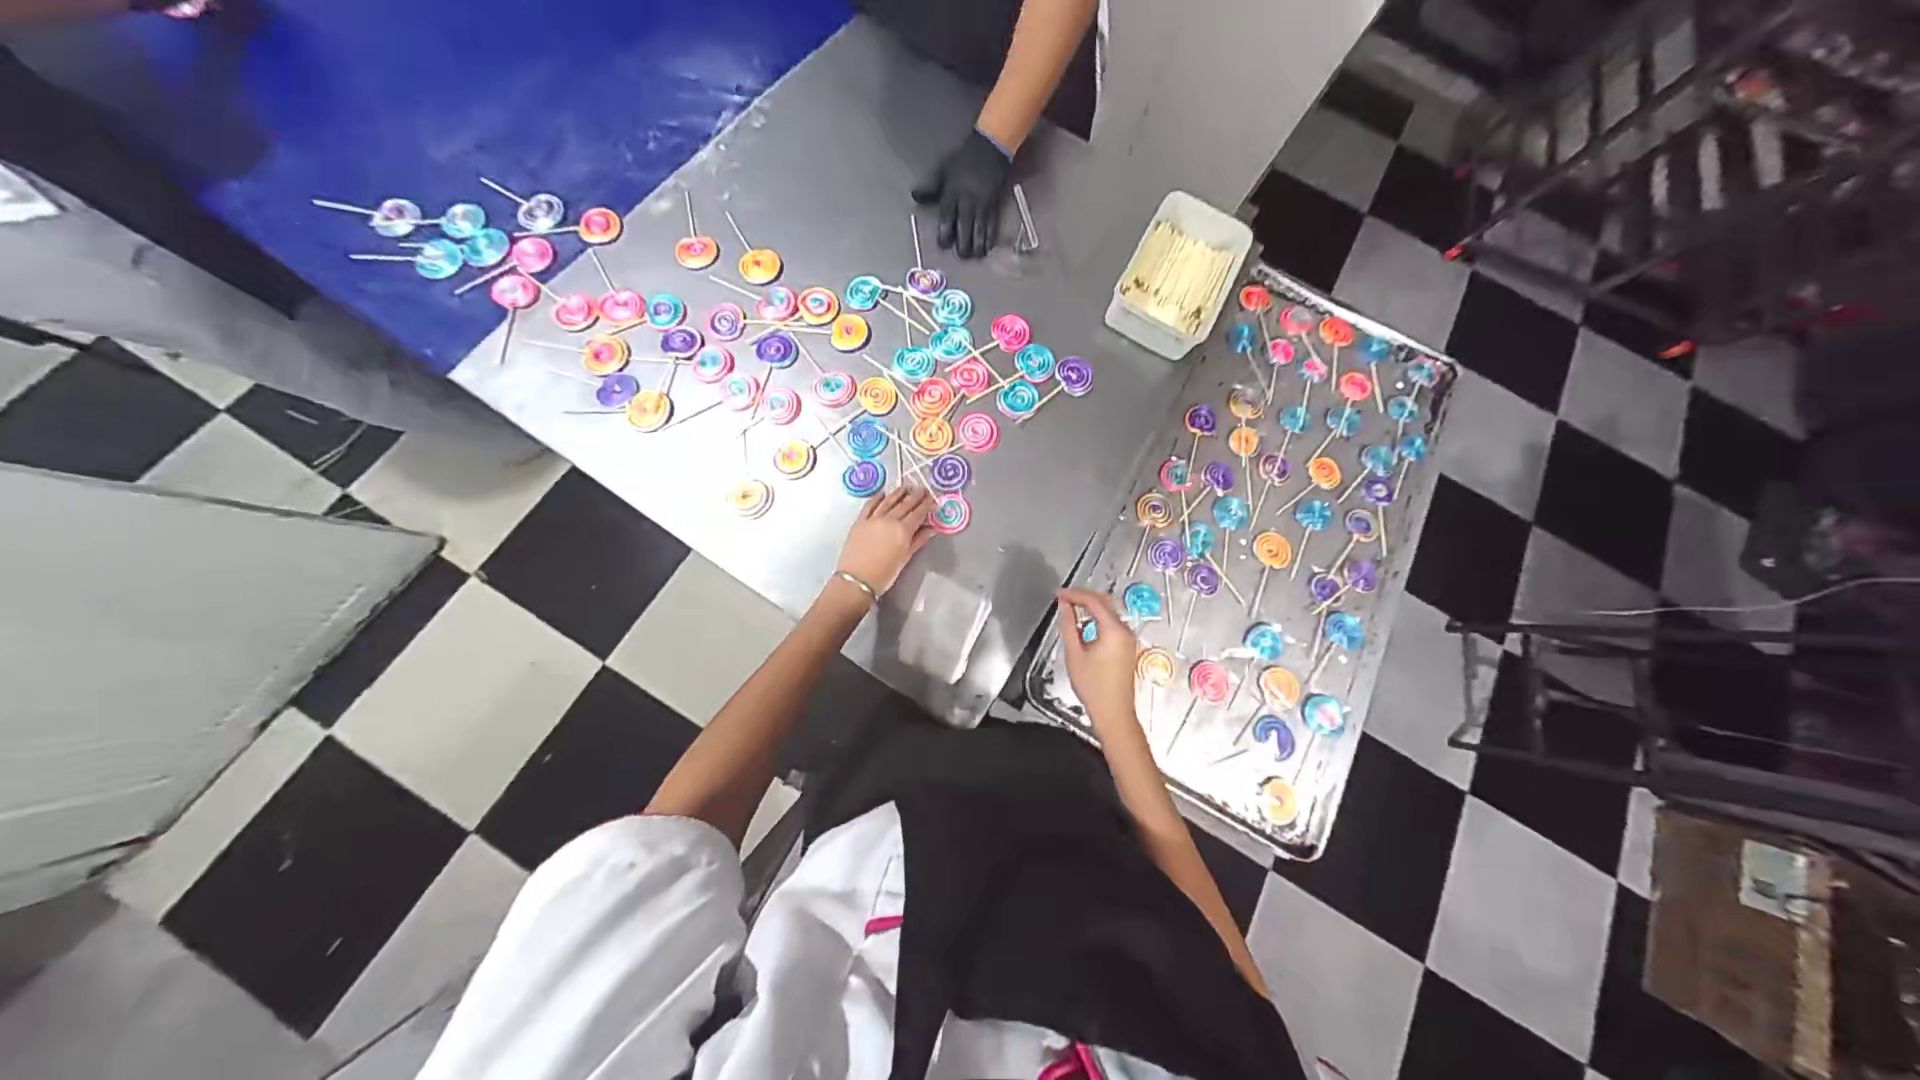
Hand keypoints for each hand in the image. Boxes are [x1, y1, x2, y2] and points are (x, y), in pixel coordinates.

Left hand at [836, 486, 936, 596]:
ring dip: (898, 493)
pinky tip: (882, 494)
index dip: (926, 504)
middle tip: (922, 488)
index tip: (932, 498)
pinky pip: (870, 505)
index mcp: (902, 530)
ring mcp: (873, 519)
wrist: (857, 580)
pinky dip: (877, 498)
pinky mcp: (860, 521)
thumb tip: (931, 529)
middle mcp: (889, 520)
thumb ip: (918, 541)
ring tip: (905, 487)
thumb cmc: (884, 574)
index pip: (918, 513)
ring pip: (888, 501)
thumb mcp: (905, 558)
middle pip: (904, 504)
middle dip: (915, 495)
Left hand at [911, 130, 1011, 258]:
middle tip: (962, 255)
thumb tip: (915, 196)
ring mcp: (982, 205)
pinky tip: (988, 248)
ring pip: (979, 231)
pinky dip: (990, 239)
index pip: (946, 220)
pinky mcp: (995, 206)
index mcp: (952, 195)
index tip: (944, 245)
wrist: (990, 148)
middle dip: (963, 246)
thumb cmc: (964, 161)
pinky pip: (992, 226)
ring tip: (975, 256)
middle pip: (964, 230)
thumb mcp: (944, 172)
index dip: (945, 235)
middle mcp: (967, 202)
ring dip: (977, 246)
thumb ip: (931, 189)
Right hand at [1056, 587, 1139, 725]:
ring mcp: (1128, 639)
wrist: (1113, 712)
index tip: (1060, 594)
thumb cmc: (1094, 688)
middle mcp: (1125, 631)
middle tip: (1065, 598)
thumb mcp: (1074, 654)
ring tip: (1071, 608)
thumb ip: (1068, 626)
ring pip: (1109, 612)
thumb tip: (1065, 607)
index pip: (1094, 601)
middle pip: (1105, 602)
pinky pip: (1113, 623)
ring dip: (1091, 607)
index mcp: (1114, 631)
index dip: (1075, 594)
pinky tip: (1084, 624)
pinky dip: (1098, 618)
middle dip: (1084, 596)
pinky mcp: (1127, 646)